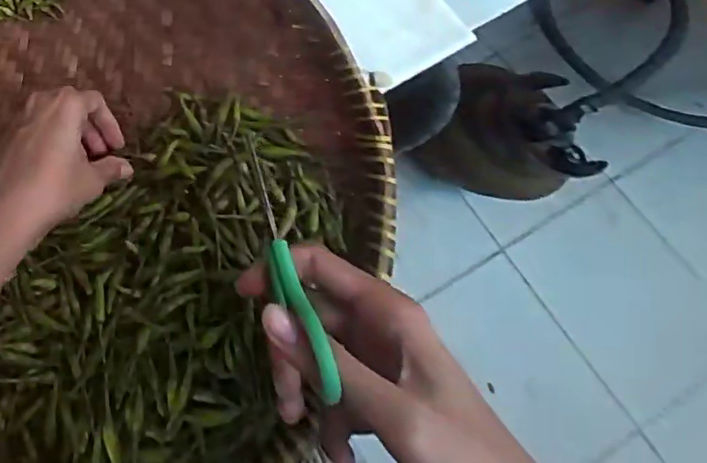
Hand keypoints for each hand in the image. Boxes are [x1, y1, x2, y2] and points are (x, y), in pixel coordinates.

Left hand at [0, 88, 132, 266]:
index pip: (95, 102)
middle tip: (101, 156)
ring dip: (71, 135)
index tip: (116, 148)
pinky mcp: (7, 134)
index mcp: (65, 104)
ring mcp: (21, 116)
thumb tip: (127, 167)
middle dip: (91, 129)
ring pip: (53, 117)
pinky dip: (51, 139)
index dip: (110, 124)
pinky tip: (55, 167)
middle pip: (73, 106)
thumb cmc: (55, 188)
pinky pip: (36, 127)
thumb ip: (110, 168)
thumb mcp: (90, 180)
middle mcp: (41, 101)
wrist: (5, 210)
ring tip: (80, 164)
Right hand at [237, 244, 533, 462]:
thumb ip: (329, 364)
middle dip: (290, 352)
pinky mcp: (379, 393)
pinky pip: (334, 389)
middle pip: (309, 314)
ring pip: (315, 353)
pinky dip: (327, 419)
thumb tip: (265, 311)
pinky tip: (339, 453)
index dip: (278, 269)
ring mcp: (377, 359)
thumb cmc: (462, 452)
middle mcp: (377, 325)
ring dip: (303, 389)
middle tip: (284, 399)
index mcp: (386, 310)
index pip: (318, 263)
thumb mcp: (394, 412)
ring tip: (302, 430)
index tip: (244, 296)